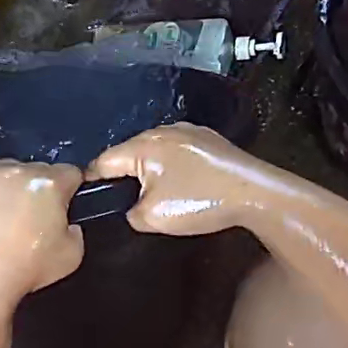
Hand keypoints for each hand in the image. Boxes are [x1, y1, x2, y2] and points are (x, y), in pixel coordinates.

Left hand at [0, 153, 84, 309]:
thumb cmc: (24, 269)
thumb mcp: (71, 258)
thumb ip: (76, 233)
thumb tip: (70, 226)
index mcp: (52, 185)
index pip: (70, 172)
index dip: (69, 187)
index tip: (63, 201)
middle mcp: (22, 170)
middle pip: (38, 169)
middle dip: (39, 188)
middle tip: (31, 215)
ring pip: (9, 167)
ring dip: (11, 183)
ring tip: (2, 211)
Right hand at [89, 123, 283, 236]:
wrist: (255, 194)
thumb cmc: (200, 201)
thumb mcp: (152, 217)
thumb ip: (129, 212)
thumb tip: (132, 207)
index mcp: (142, 145)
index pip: (102, 162)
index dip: (92, 182)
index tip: (92, 200)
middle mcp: (162, 130)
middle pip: (129, 154)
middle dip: (125, 176)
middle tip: (128, 203)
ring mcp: (188, 131)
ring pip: (155, 151)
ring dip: (151, 171)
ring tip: (160, 197)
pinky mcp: (208, 138)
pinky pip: (178, 151)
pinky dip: (175, 167)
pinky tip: (186, 185)